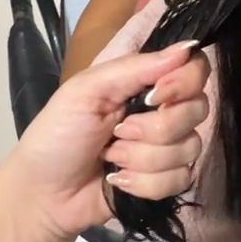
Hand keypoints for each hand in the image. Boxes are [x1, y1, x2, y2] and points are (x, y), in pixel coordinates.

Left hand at [0, 42, 210, 241]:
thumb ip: (136, 67)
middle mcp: (165, 110)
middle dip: (154, 128)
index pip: (195, 69)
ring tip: (111, 158)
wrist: (42, 194)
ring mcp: (169, 147)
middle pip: (198, 109)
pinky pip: (180, 178)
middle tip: (118, 132)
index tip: (155, 96)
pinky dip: (145, 183)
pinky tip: (120, 181)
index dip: (184, 83)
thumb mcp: (86, 90)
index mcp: (147, 82)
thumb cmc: (58, 133)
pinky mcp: (168, 181)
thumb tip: (188, 47)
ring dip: (142, 158)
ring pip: (188, 148)